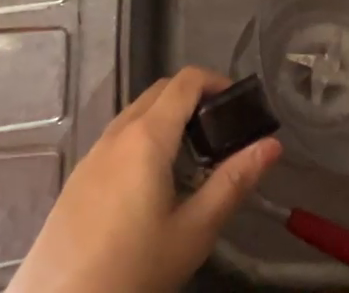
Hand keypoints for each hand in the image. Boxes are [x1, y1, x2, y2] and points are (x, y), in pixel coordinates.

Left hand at [8, 67, 283, 292]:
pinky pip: (117, 137)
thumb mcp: (194, 231)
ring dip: (167, 117)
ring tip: (193, 156)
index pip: (184, 81)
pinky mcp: (78, 176)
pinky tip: (153, 182)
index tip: (238, 104)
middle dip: (193, 97)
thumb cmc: (134, 267)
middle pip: (159, 90)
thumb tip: (271, 146)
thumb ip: (234, 182)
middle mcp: (116, 134)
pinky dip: (143, 137)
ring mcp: (92, 153)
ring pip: (136, 112)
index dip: (216, 80)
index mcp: (147, 137)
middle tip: (221, 129)